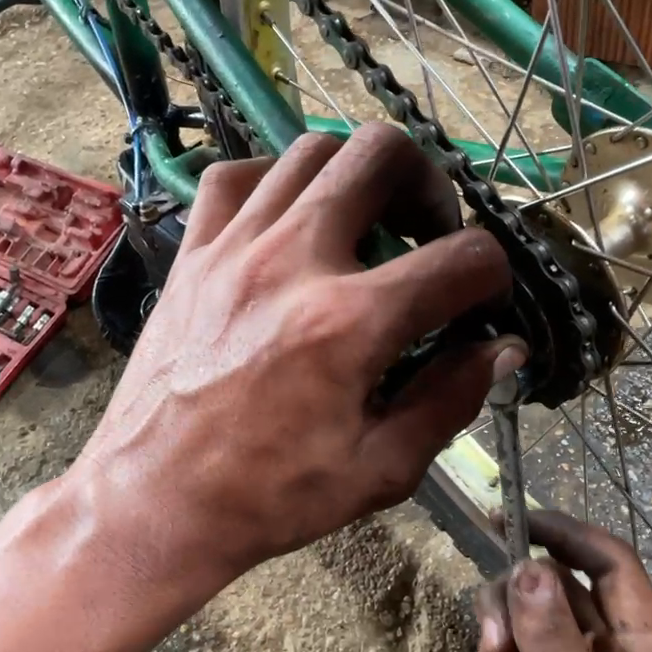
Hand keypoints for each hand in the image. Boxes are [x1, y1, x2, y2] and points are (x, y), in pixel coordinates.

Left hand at [71, 124, 525, 588]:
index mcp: (350, 322)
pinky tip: (285, 220)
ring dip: (356, 176)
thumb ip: (448, 401)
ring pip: (310, 150)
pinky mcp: (189, 256)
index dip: (493, 277)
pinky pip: (232, 178)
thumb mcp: (379, 471)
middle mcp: (293, 261)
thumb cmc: (267, 500)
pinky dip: (273, 180)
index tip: (480, 305)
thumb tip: (498, 349)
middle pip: (383, 153)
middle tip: (428, 237)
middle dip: (429, 186)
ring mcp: (232, 248)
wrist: (153, 502)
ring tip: (363, 226)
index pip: (462, 258)